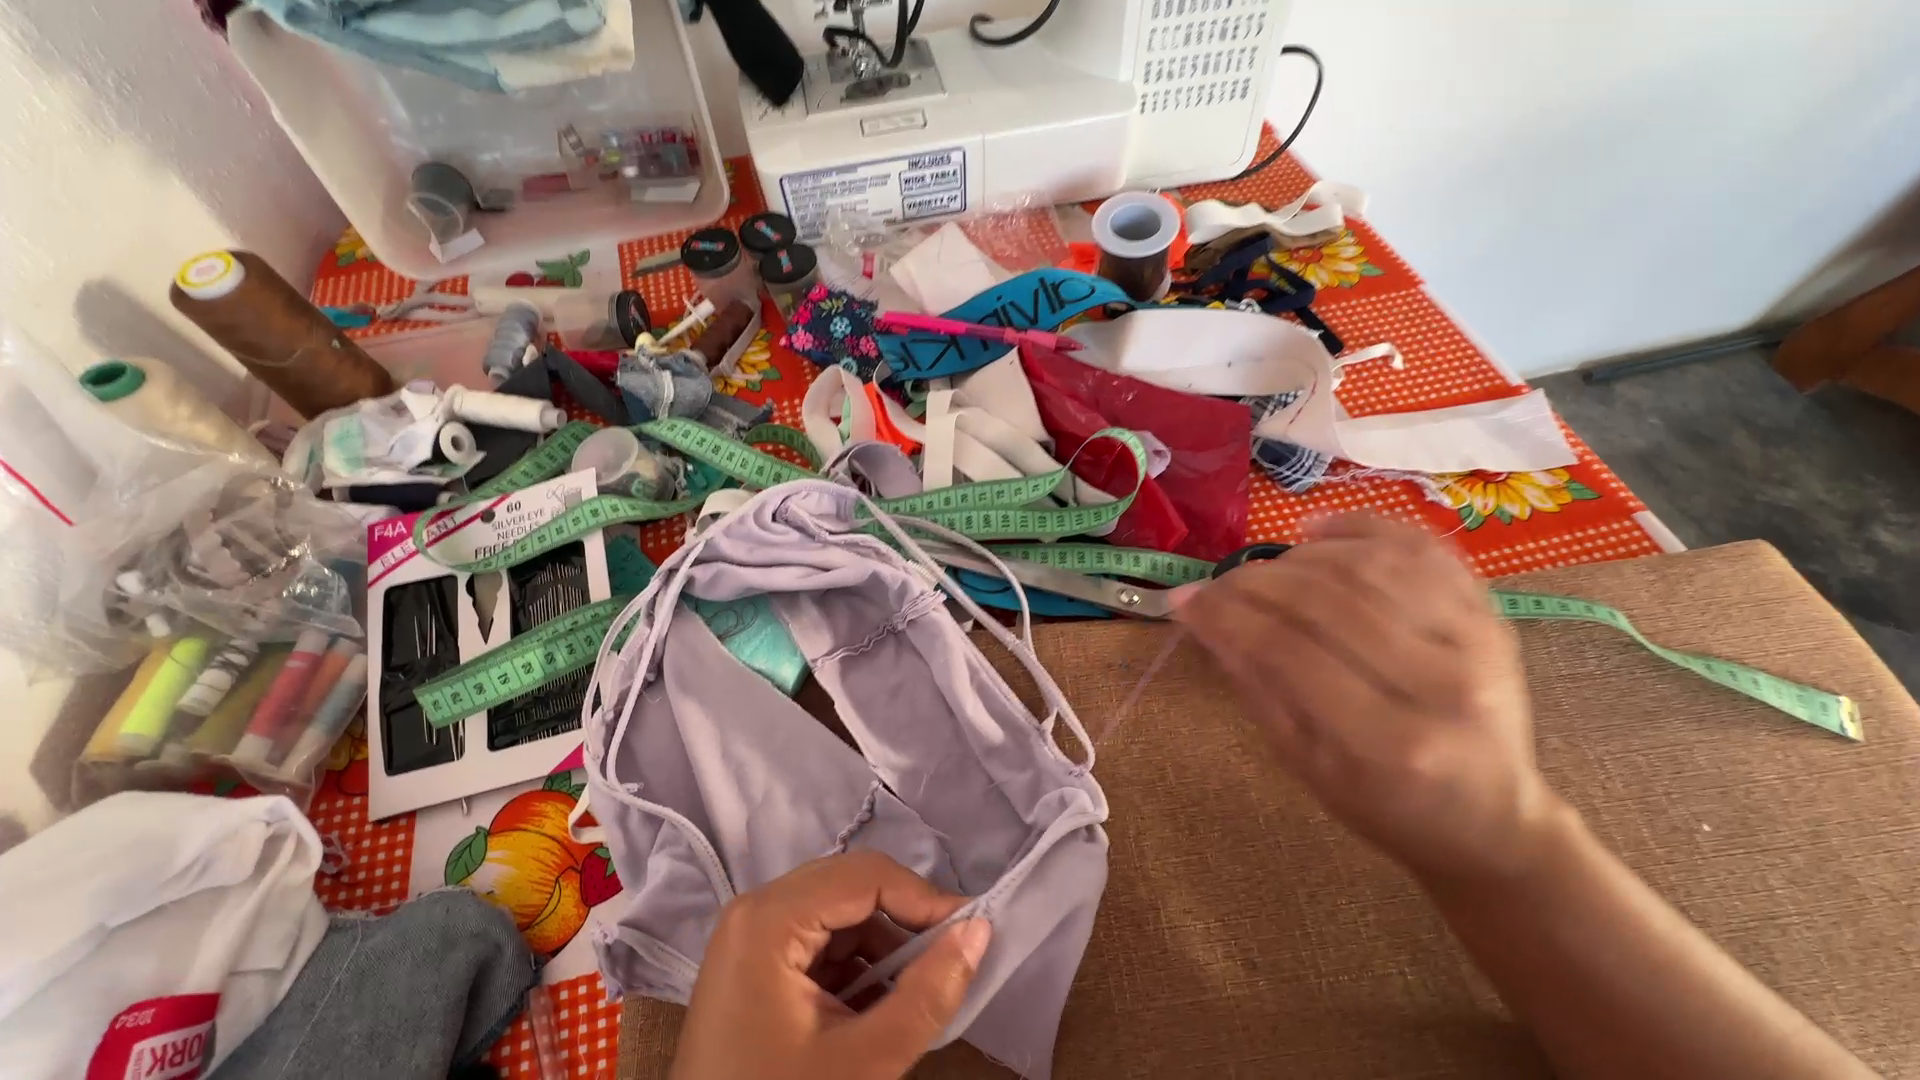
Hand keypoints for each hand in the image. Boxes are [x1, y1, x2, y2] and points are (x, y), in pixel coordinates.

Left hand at [670, 851, 992, 1079]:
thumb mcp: (863, 1062)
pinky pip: (820, 942)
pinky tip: (877, 1008)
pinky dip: (856, 967)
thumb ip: (927, 995)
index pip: (866, 875)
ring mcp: (751, 936)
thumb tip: (978, 932)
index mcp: (770, 918)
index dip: (924, 898)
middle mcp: (756, 910)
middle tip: (951, 959)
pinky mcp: (754, 964)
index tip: (974, 932)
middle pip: (851, 887)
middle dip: (904, 922)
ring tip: (914, 995)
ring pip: (839, 914)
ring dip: (883, 948)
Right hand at [1177, 514, 1565, 884]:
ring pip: (1367, 565)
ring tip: (1263, 569)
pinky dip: (1358, 527)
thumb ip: (1255, 685)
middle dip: (1253, 582)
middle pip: (1326, 600)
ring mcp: (1475, 641)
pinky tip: (1314, 532)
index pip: (1287, 652)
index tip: (1186, 600)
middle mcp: (1439, 684)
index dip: (1226, 616)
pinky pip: (1417, 547)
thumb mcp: (1304, 764)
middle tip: (1216, 583)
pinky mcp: (1491, 613)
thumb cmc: (1383, 805)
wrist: (1488, 816)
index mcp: (1387, 743)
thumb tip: (1201, 616)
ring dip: (1298, 555)